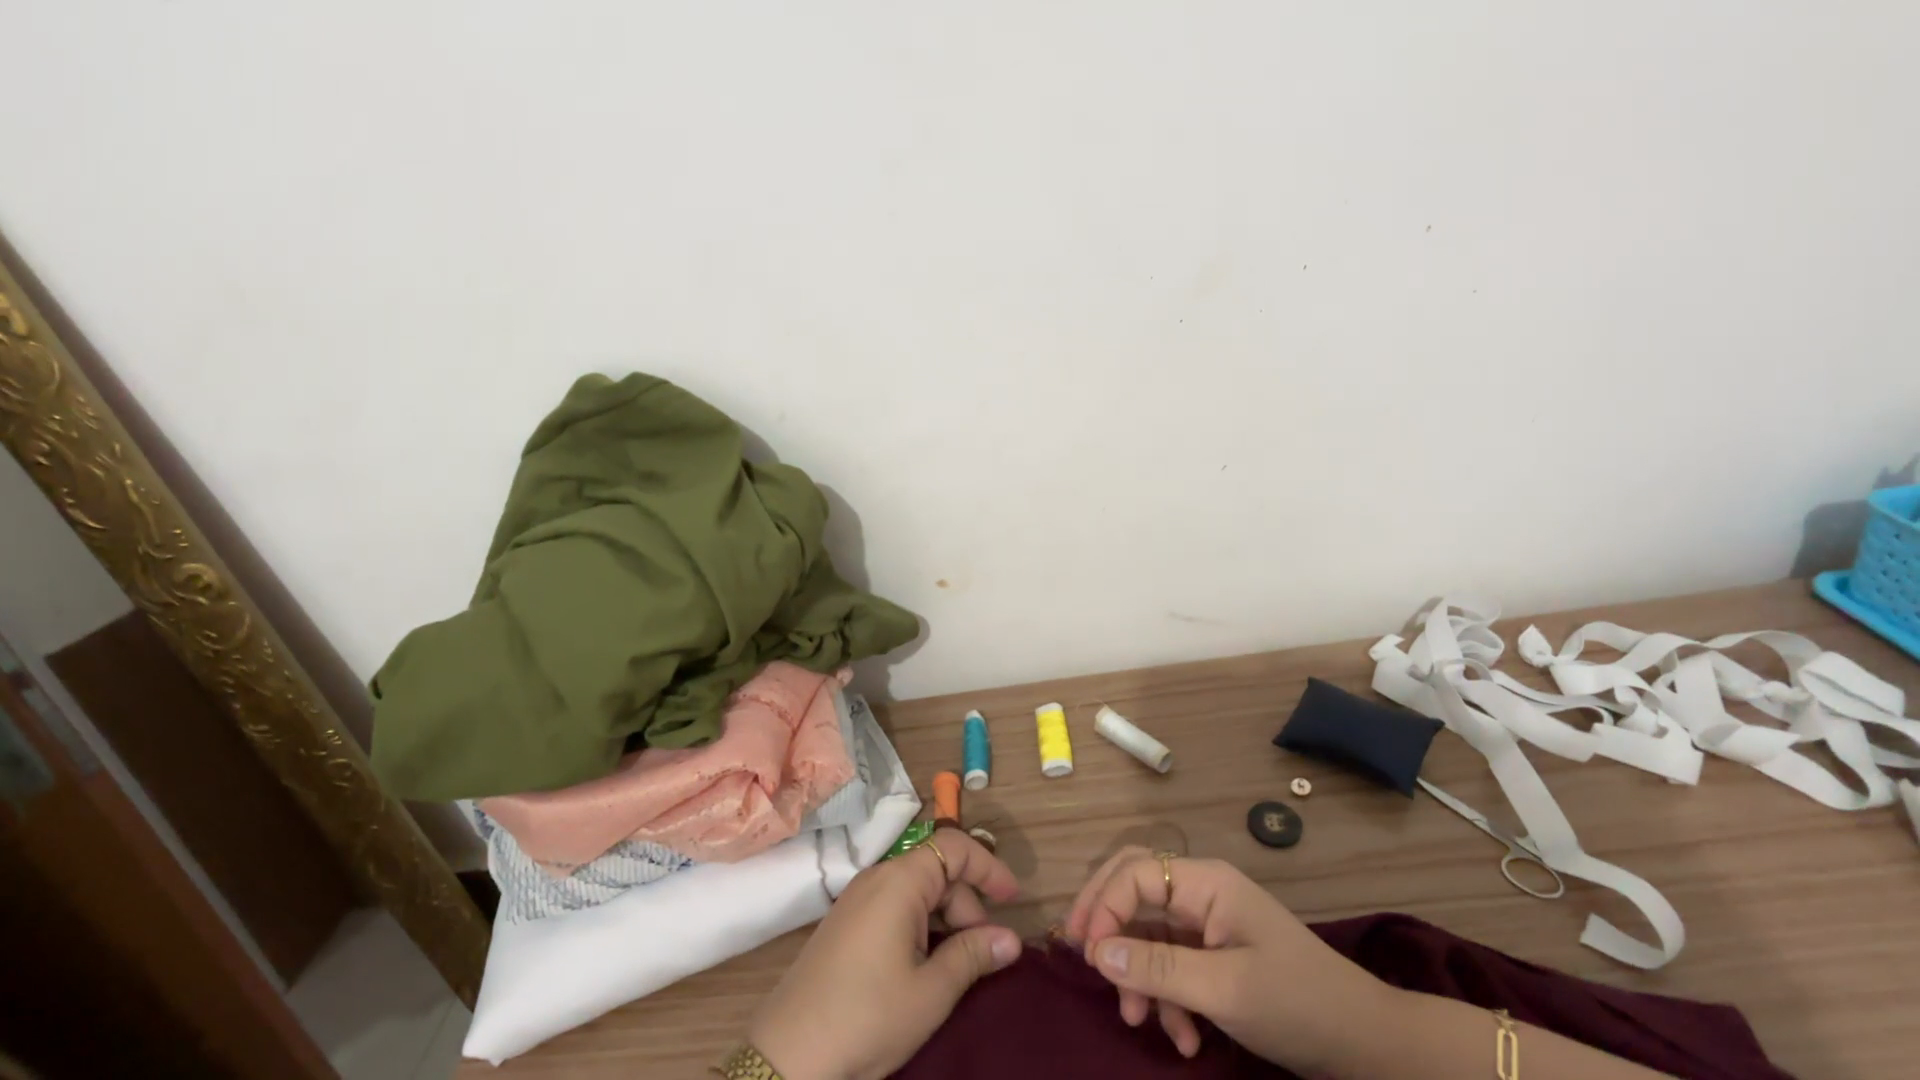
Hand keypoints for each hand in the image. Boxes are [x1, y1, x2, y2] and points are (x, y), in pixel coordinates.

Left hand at [747, 829, 1022, 1079]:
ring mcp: (856, 903)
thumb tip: (1011, 938)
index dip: (989, 866)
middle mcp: (875, 880)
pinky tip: (925, 968)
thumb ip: (973, 956)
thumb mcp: (932, 991)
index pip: (953, 847)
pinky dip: (920, 929)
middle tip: (982, 955)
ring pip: (916, 893)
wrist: (790, 1056)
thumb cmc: (868, 1017)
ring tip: (956, 968)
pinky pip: (894, 910)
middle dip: (967, 905)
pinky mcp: (845, 927)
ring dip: (945, 921)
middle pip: (937, 871)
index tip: (1013, 900)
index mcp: (898, 882)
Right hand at [1065, 847, 1391, 1072]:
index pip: (1134, 873)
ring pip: (1148, 934)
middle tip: (1083, 958)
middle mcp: (1202, 894)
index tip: (1089, 955)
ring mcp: (1208, 925)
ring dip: (1139, 977)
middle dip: (1107, 925)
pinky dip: (1167, 999)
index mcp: (1207, 884)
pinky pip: (1171, 966)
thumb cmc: (1296, 1003)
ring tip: (1140, 1022)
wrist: (1363, 1044)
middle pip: (1133, 890)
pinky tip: (1182, 1039)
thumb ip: (1157, 969)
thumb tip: (1095, 952)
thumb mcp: (1223, 989)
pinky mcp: (1215, 957)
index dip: (1104, 906)